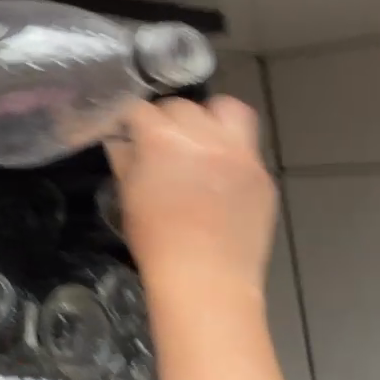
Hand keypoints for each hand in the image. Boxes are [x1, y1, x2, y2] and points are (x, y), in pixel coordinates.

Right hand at [107, 96, 276, 304]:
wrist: (205, 273)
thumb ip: (125, 157)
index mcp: (165, 142)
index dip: (123, 116)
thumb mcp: (126, 190)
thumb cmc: (153, 234)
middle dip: (162, 116)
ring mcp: (243, 156)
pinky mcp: (263, 174)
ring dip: (205, 117)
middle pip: (183, 106)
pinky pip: (243, 144)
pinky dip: (224, 146)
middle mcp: (208, 140)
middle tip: (149, 135)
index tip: (116, 128)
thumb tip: (121, 140)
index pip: (139, 109)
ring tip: (191, 137)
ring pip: (228, 110)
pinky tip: (210, 170)